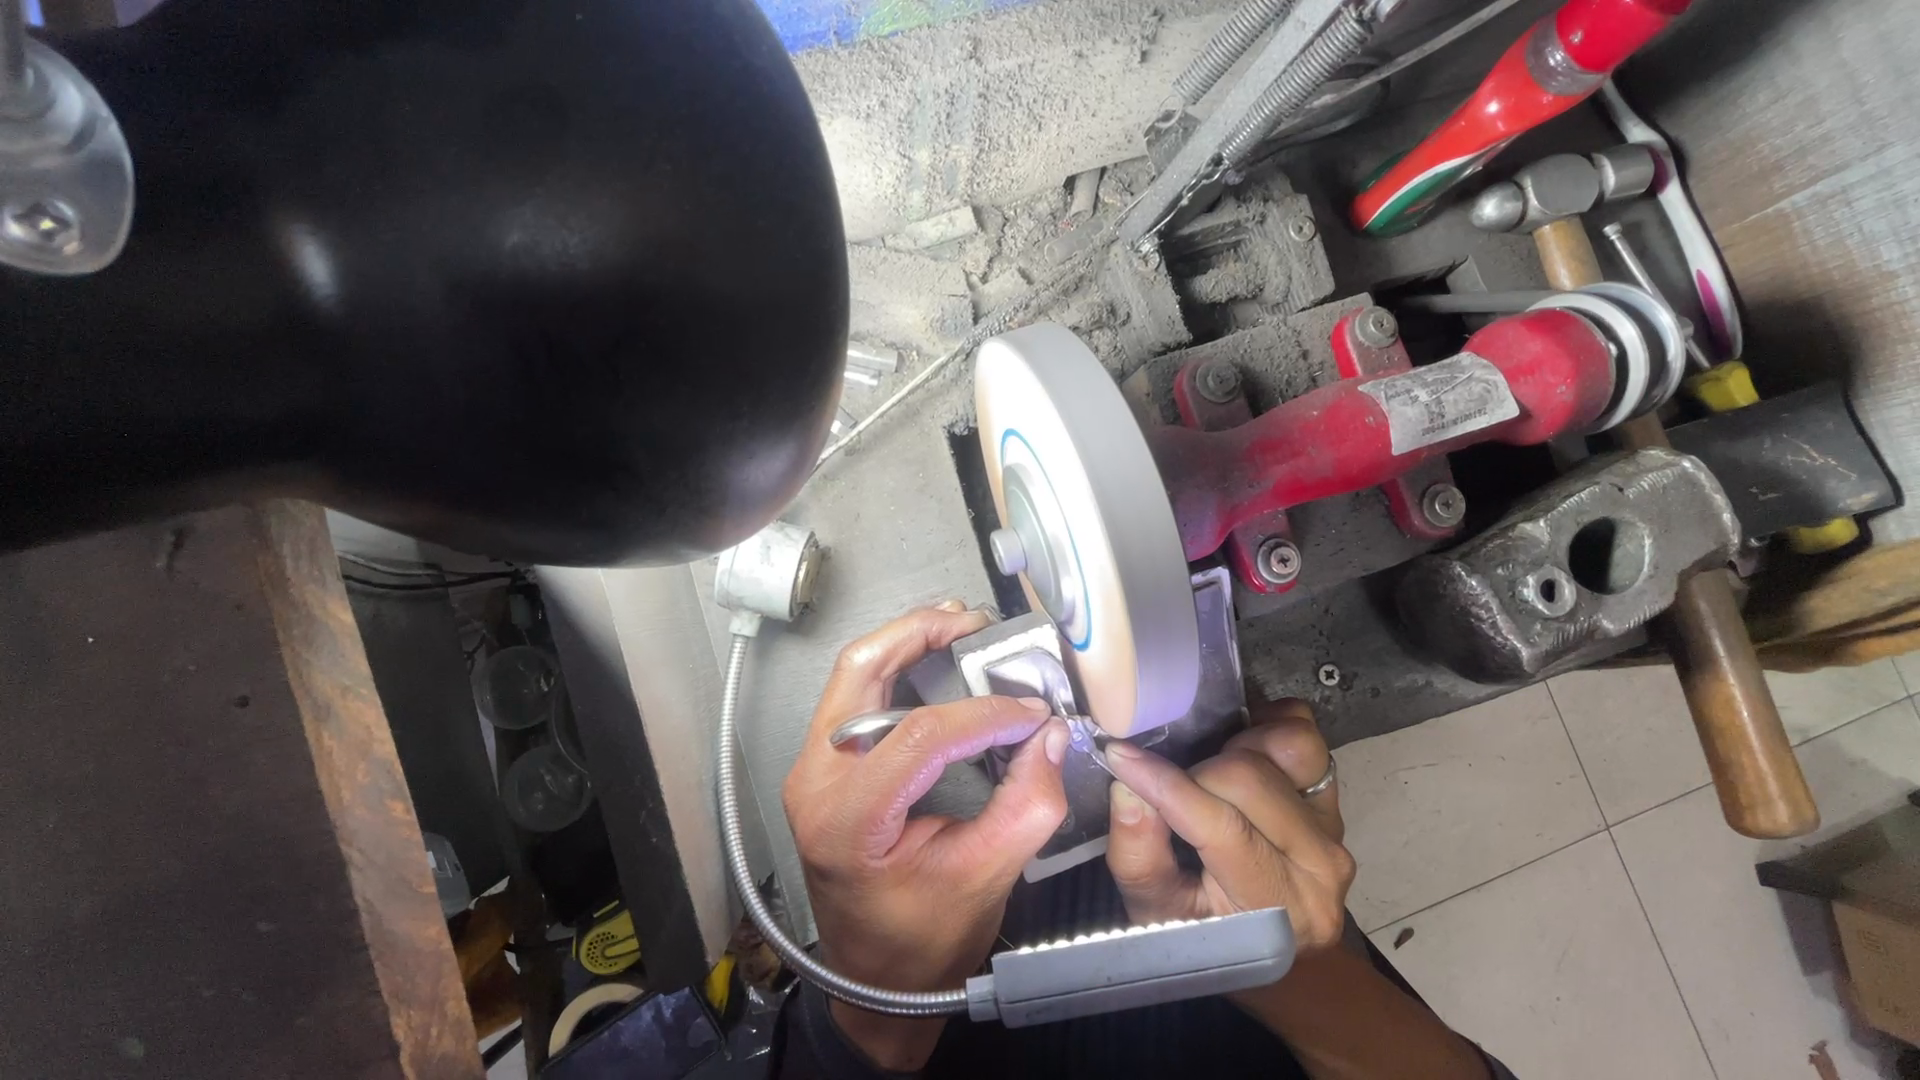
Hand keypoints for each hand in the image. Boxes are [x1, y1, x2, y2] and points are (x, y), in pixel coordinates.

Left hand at [782, 602, 1069, 1068]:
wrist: (873, 982)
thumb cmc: (922, 944)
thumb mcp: (986, 879)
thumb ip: (1028, 805)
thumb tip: (1050, 736)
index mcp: (848, 820)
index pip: (920, 735)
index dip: (983, 714)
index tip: (1031, 712)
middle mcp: (816, 781)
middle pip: (860, 672)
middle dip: (919, 633)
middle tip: (973, 622)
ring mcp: (812, 769)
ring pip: (853, 675)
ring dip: (904, 641)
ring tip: (957, 626)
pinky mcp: (824, 766)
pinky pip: (856, 696)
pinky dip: (895, 666)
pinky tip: (933, 657)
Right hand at [1104, 698, 1353, 955]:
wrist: (1263, 945)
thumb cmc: (1201, 934)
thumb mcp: (1154, 910)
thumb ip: (1138, 853)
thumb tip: (1126, 787)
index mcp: (1277, 904)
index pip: (1222, 827)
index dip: (1165, 784)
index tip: (1119, 755)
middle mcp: (1320, 866)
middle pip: (1250, 778)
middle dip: (1195, 772)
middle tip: (1168, 783)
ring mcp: (1334, 827)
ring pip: (1288, 747)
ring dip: (1236, 749)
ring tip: (1208, 771)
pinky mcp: (1333, 796)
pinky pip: (1304, 732)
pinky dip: (1267, 727)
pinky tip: (1238, 749)